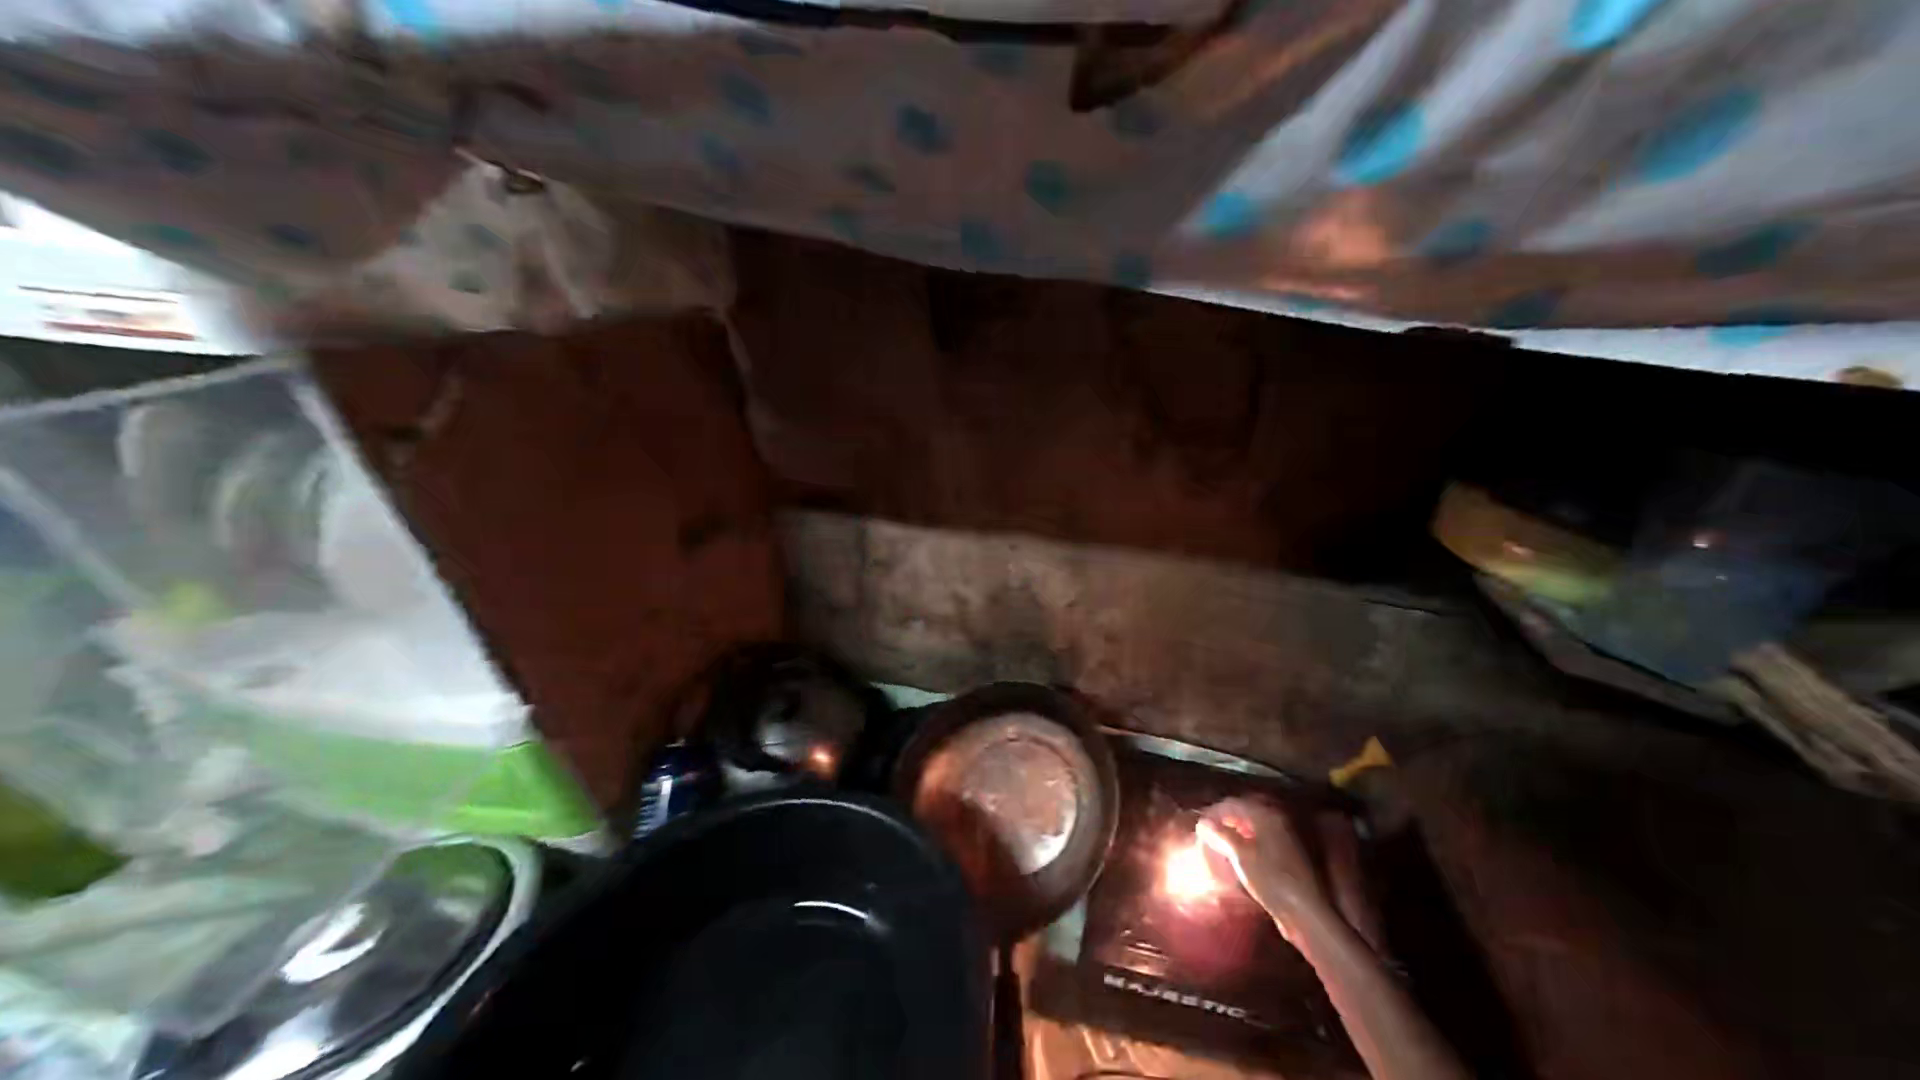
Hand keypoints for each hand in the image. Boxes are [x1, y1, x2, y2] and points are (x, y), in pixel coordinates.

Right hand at [1197, 797, 1331, 929]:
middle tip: (1206, 835)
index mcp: (1265, 815)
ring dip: (1233, 833)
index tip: (1198, 826)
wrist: (1304, 911)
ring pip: (1251, 828)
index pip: (1233, 804)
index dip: (1213, 813)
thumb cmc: (1270, 877)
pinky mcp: (1285, 855)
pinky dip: (1245, 844)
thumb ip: (1220, 835)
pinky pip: (1259, 841)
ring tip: (1217, 846)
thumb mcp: (1240, 854)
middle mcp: (1276, 821)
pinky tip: (1235, 856)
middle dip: (1223, 822)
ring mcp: (1283, 838)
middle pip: (1243, 813)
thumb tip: (1202, 823)